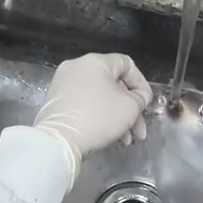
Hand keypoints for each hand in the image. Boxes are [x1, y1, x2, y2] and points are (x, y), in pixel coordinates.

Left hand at [33, 53, 154, 161]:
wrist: (59, 141)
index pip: (127, 64)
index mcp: (95, 61)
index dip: (141, 83)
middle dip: (130, 109)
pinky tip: (109, 135)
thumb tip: (140, 96)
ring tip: (126, 140)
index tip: (146, 103)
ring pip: (99, 97)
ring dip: (116, 116)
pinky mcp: (56, 102)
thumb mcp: (130, 107)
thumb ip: (141, 98)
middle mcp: (76, 67)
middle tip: (139, 130)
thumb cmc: (98, 118)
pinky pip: (84, 104)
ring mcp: (63, 84)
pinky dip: (98, 116)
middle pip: (113, 84)